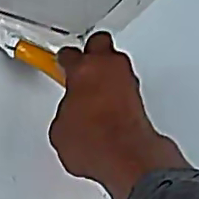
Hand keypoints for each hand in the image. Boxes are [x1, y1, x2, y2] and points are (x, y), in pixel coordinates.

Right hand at [49, 32, 188, 198]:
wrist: (123, 155)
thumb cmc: (95, 140)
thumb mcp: (60, 130)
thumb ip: (64, 112)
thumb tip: (70, 116)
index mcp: (83, 69)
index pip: (69, 55)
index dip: (62, 60)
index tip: (59, 63)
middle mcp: (108, 67)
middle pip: (99, 43)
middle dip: (90, 51)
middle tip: (80, 63)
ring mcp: (127, 78)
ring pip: (115, 62)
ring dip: (105, 71)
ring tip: (93, 89)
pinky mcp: (138, 95)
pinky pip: (124, 84)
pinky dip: (115, 90)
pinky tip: (106, 106)